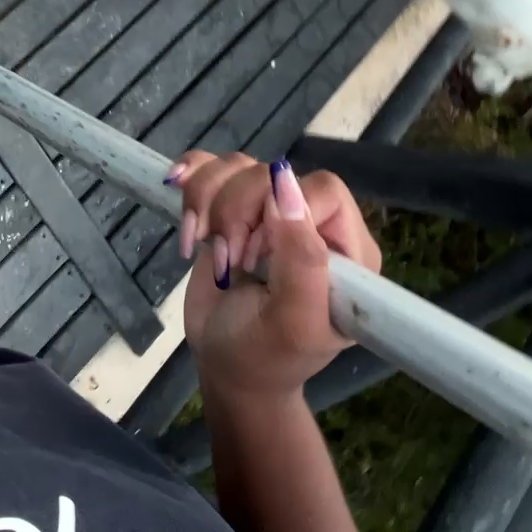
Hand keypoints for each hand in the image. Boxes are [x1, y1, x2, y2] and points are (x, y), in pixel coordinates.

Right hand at [172, 152, 380, 397]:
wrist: (224, 364)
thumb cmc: (266, 355)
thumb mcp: (292, 322)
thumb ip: (301, 259)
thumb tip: (284, 186)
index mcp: (346, 249)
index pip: (322, 190)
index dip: (282, 210)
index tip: (257, 254)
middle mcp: (310, 222)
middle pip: (268, 173)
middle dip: (234, 212)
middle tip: (227, 259)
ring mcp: (267, 212)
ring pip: (235, 167)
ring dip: (206, 202)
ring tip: (203, 246)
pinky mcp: (229, 207)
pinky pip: (209, 168)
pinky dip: (190, 186)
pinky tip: (185, 216)